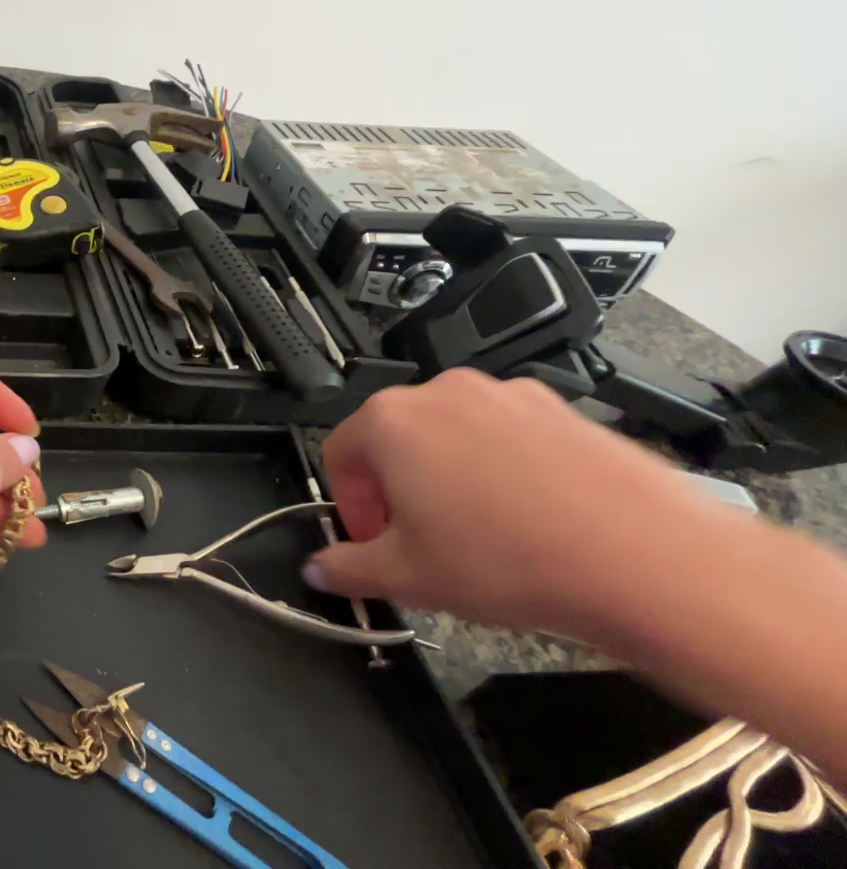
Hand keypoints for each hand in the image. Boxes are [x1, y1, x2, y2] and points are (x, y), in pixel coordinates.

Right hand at [303, 368, 732, 637]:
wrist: (651, 563)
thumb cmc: (515, 560)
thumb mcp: (406, 576)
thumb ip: (346, 568)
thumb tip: (322, 570)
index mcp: (389, 421)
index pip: (339, 456)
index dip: (349, 506)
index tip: (371, 540)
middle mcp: (442, 395)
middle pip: (394, 441)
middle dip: (396, 491)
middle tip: (419, 541)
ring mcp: (507, 397)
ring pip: (451, 438)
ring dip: (447, 479)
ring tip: (478, 535)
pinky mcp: (562, 411)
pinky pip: (507, 438)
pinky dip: (502, 472)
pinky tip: (526, 521)